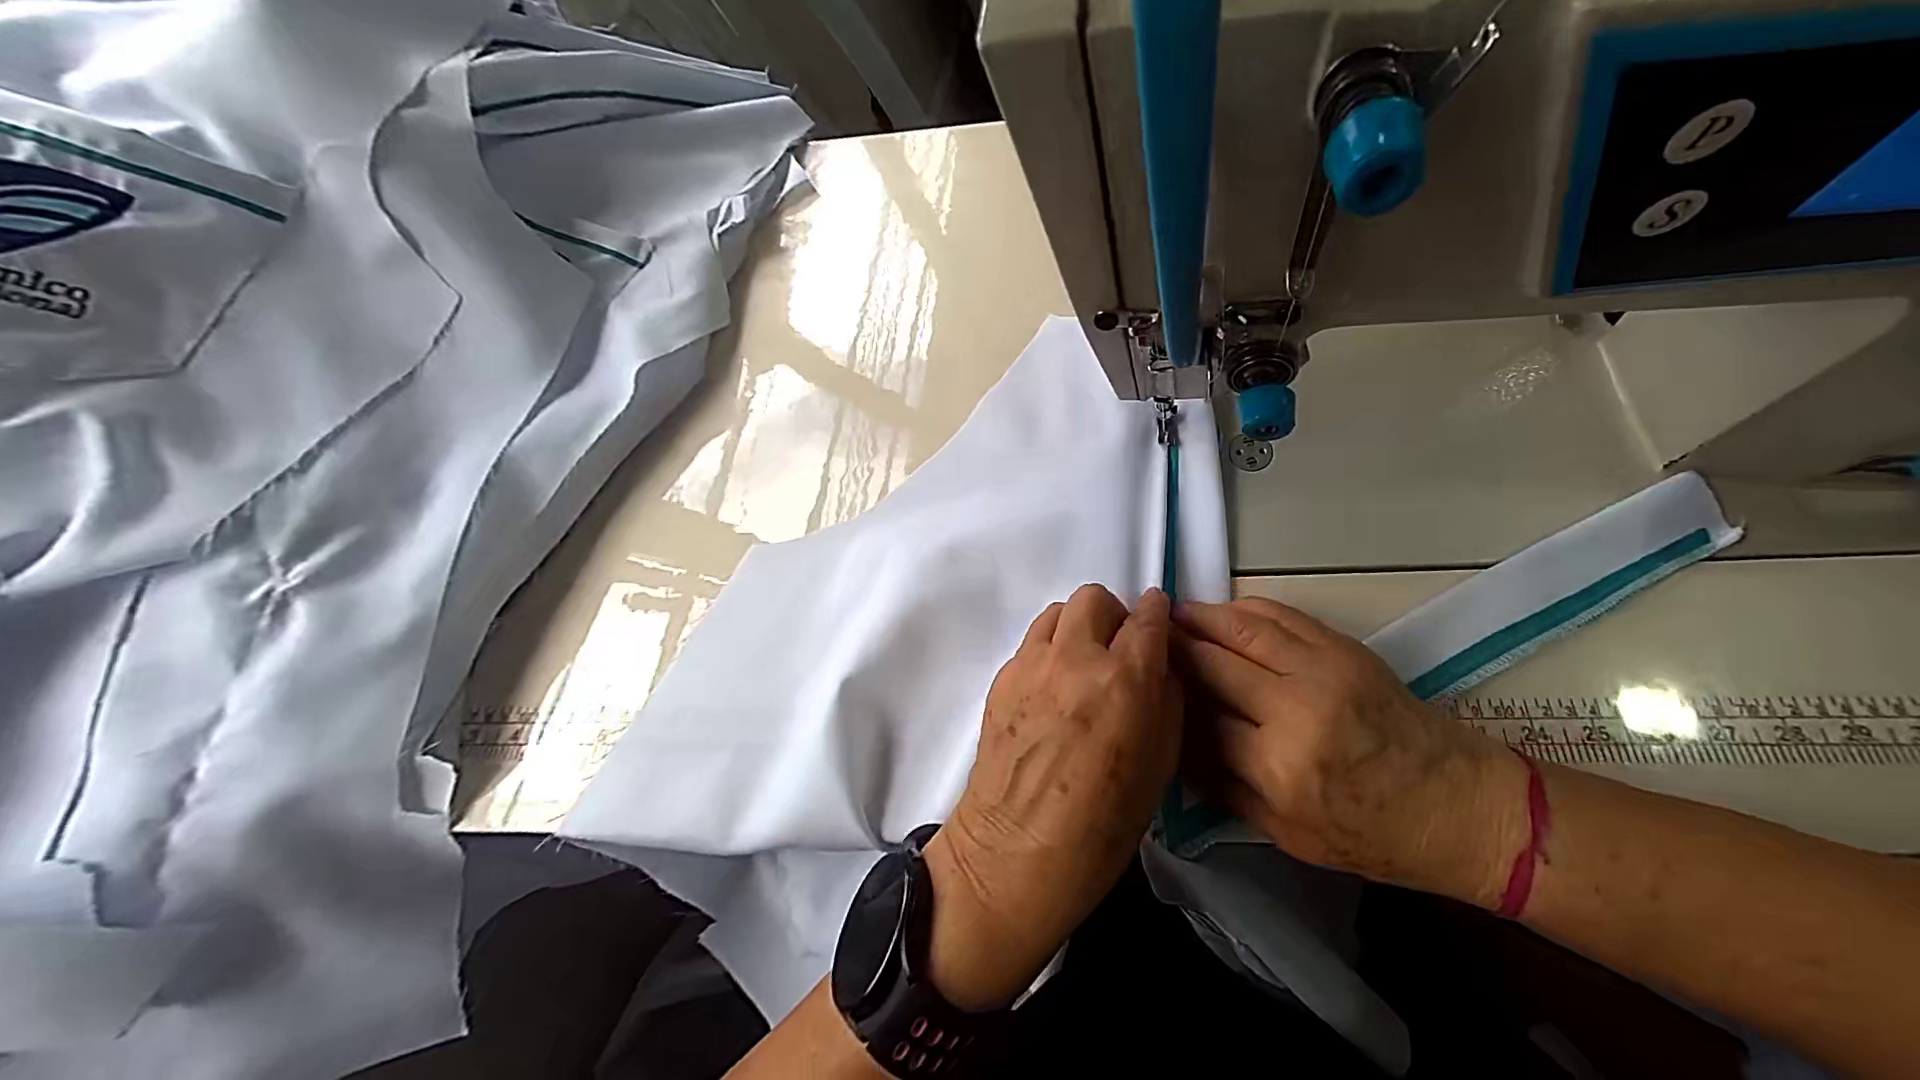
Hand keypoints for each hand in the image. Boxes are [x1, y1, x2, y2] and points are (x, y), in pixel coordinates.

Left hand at [922, 584, 1179, 1009]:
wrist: (1015, 853)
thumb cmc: (1102, 827)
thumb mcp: (1160, 766)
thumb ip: (1166, 700)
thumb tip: (1160, 665)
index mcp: (1124, 680)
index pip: (1147, 618)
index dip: (1157, 613)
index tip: (1158, 618)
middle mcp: (1074, 659)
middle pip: (1093, 599)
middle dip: (1113, 616)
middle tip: (1119, 650)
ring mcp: (1030, 665)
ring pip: (1057, 614)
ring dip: (1077, 629)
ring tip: (1082, 668)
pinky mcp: (1000, 679)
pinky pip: (1031, 645)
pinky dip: (1049, 653)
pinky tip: (1052, 693)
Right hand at [1172, 597, 1526, 906]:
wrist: (1459, 807)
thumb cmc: (1370, 834)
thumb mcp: (1285, 833)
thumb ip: (1221, 787)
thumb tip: (1173, 744)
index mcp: (1277, 767)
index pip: (1198, 717)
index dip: (1166, 699)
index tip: (1144, 687)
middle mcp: (1294, 709)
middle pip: (1211, 663)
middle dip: (1172, 649)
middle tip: (1144, 640)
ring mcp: (1322, 671)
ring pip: (1240, 628)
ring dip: (1199, 617)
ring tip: (1171, 616)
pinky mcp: (1344, 650)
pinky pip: (1279, 615)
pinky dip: (1242, 609)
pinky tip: (1220, 613)